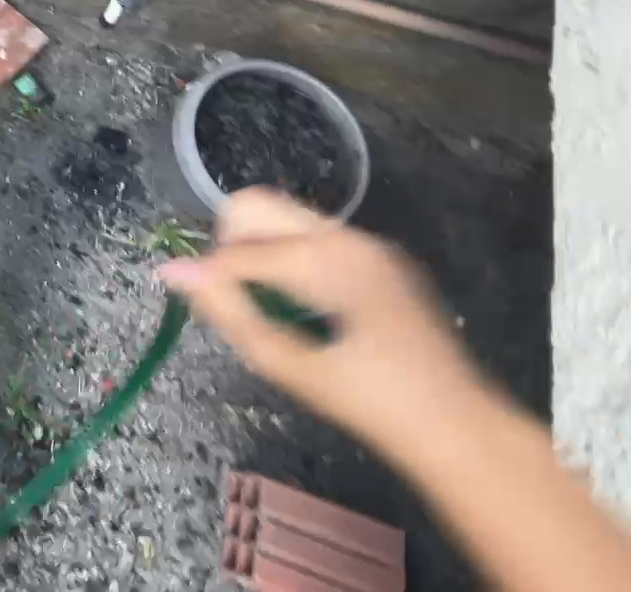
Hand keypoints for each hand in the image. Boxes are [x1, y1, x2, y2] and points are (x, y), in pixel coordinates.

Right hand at [158, 188, 488, 453]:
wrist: (461, 426)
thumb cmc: (367, 401)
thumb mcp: (284, 362)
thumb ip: (225, 310)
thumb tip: (170, 271)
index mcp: (324, 261)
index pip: (235, 251)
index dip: (208, 278)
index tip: (198, 305)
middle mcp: (345, 237)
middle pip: (254, 205)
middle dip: (229, 245)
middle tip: (236, 295)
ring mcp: (366, 243)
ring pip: (279, 217)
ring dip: (257, 251)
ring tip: (267, 304)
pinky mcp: (376, 256)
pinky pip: (308, 235)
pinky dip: (285, 257)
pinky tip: (300, 304)